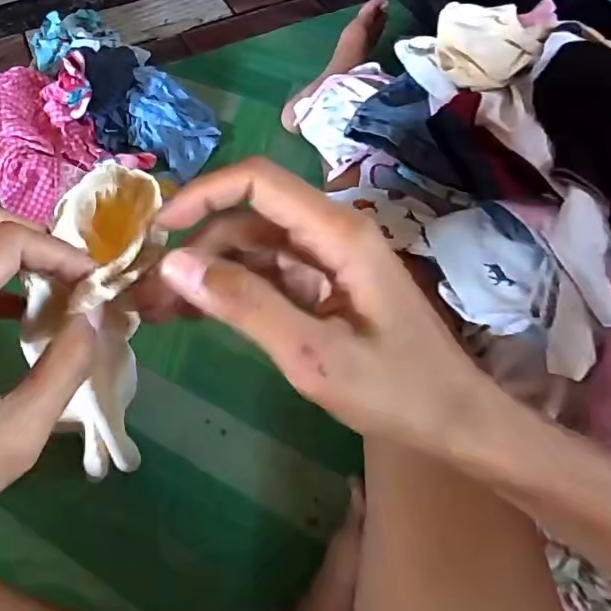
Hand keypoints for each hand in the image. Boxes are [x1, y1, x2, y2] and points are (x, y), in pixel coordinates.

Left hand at [0, 203, 99, 592]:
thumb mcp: (13, 439)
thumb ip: (63, 369)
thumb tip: (95, 317)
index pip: (2, 244)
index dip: (56, 251)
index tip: (94, 280)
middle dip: (31, 238)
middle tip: (74, 274)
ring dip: (6, 256)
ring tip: (55, 290)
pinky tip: (15, 313)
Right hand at [143, 158, 493, 450]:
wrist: (463, 428)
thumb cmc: (401, 392)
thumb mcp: (315, 356)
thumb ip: (245, 305)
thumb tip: (174, 264)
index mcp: (336, 233)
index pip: (256, 182)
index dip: (201, 194)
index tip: (158, 229)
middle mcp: (325, 233)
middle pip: (241, 217)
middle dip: (191, 247)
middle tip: (146, 290)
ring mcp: (320, 258)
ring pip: (243, 246)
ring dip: (200, 271)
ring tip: (157, 309)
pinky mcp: (315, 284)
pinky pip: (257, 273)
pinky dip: (221, 289)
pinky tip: (189, 314)